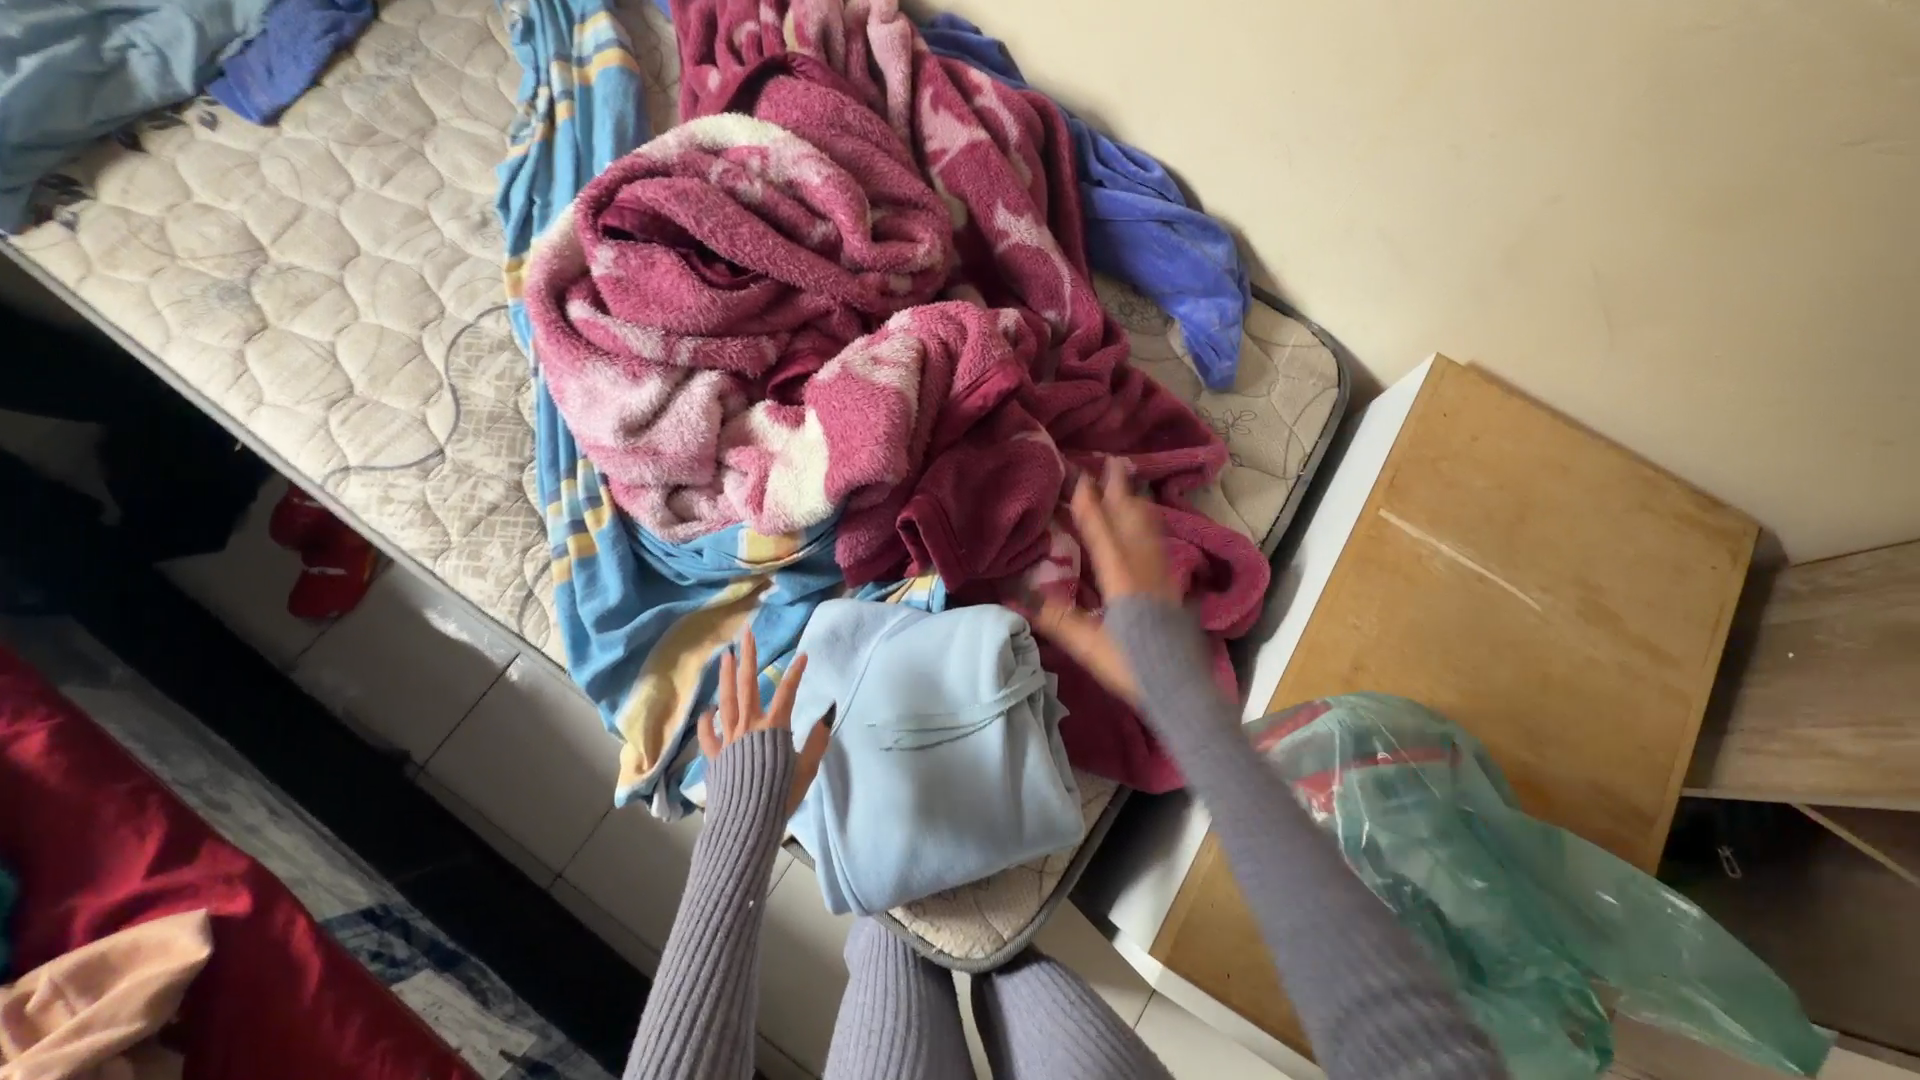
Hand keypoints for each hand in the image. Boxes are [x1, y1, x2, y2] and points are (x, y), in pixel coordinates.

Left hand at [697, 628, 828, 817]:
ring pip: (726, 700)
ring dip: (725, 676)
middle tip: (747, 633)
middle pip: (747, 685)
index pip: (787, 692)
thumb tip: (827, 716)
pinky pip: (709, 733)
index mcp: (774, 728)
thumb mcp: (806, 770)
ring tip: (725, 654)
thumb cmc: (781, 797)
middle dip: (748, 656)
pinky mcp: (716, 755)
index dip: (796, 673)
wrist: (747, 822)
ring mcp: (729, 739)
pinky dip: (708, 720)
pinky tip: (708, 709)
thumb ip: (816, 742)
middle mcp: (749, 727)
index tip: (803, 655)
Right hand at [1031, 456, 1177, 702]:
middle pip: (1132, 523)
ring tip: (1133, 483)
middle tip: (1115, 462)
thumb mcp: (1088, 647)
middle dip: (1121, 492)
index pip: (1103, 535)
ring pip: (1150, 531)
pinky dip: (1153, 528)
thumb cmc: (1131, 667)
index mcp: (1121, 582)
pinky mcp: (1173, 589)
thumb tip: (1018, 597)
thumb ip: (1057, 619)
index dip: (1091, 506)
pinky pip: (1161, 547)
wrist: (1179, 687)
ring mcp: (1163, 579)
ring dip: (1139, 505)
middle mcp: (1144, 572)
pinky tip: (1151, 526)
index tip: (1082, 478)